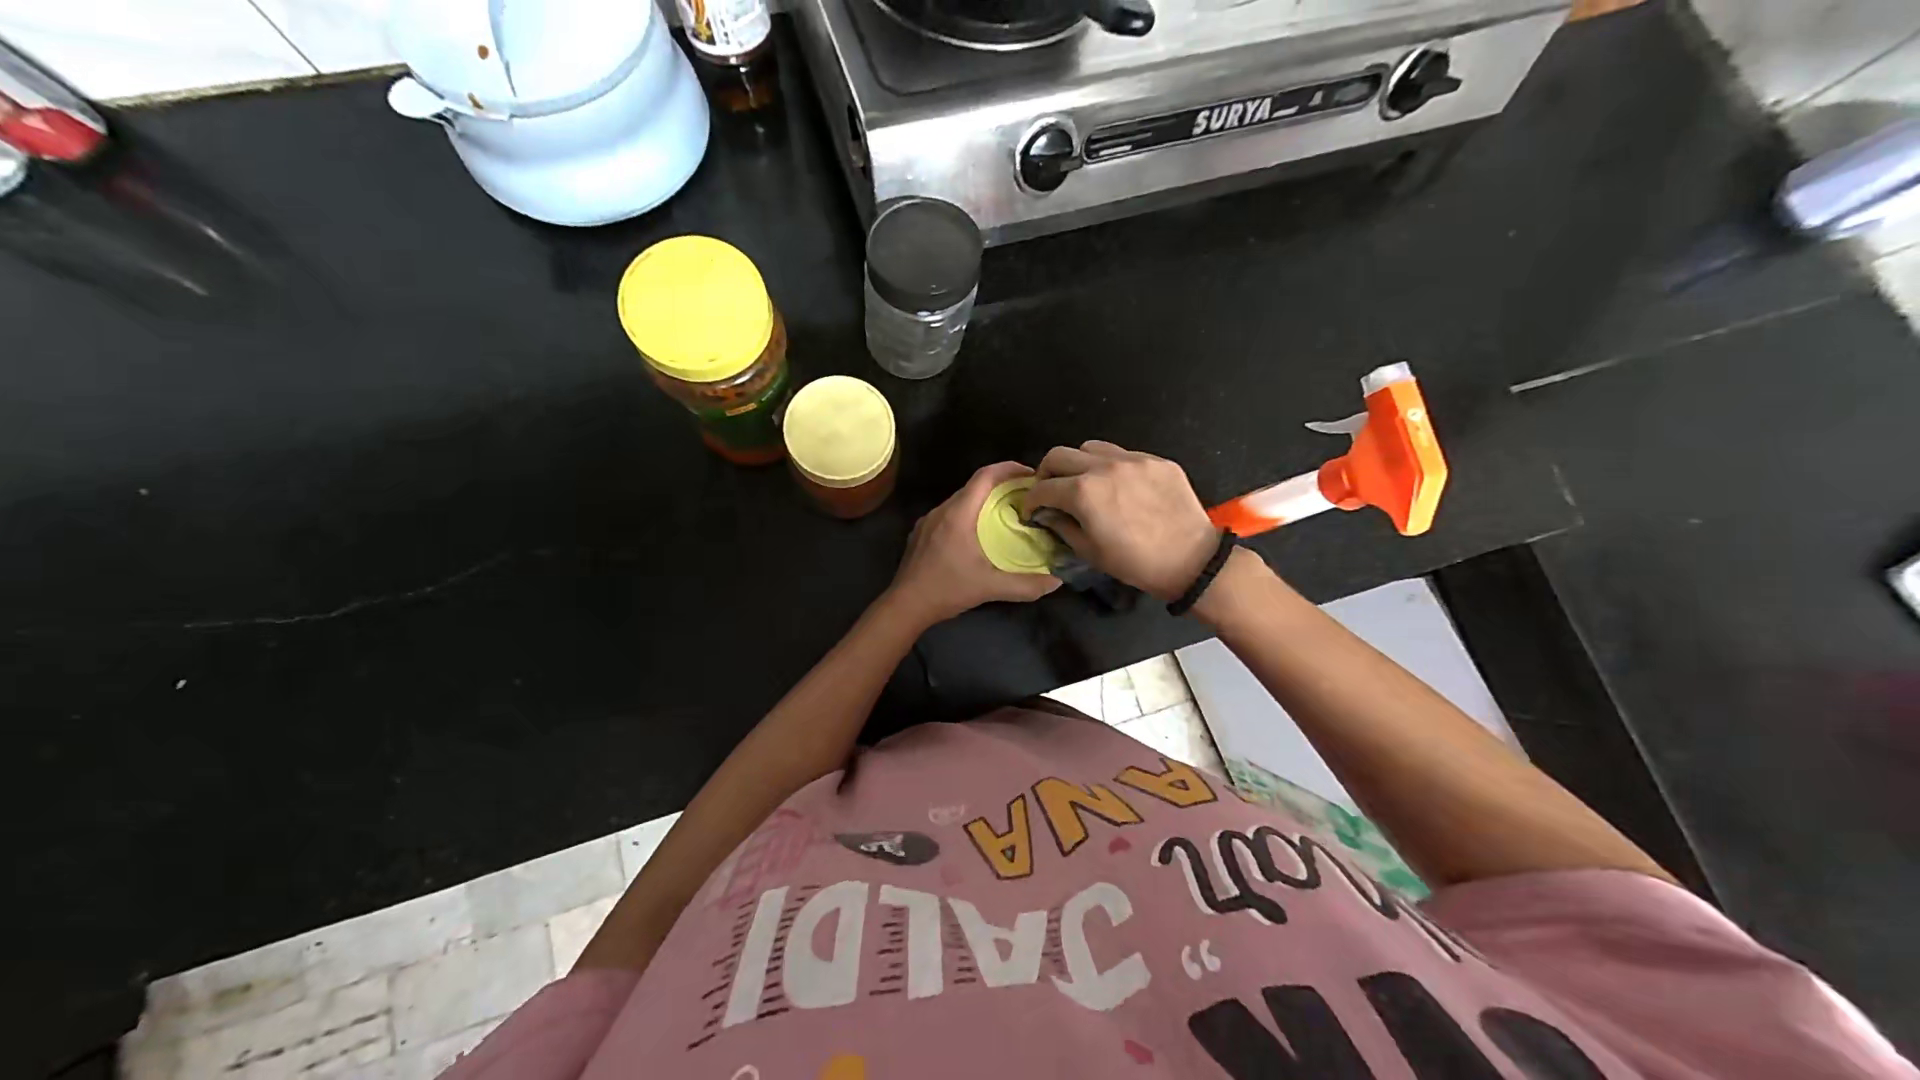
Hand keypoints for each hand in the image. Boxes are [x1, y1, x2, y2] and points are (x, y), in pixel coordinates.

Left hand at [886, 462, 1060, 625]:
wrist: (905, 606)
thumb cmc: (946, 590)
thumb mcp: (990, 588)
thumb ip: (1025, 585)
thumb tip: (1056, 581)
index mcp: (958, 514)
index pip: (985, 476)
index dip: (1009, 468)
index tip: (1031, 474)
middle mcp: (941, 511)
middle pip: (974, 486)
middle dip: (1001, 486)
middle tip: (1025, 498)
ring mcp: (928, 522)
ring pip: (960, 501)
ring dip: (983, 501)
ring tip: (1006, 514)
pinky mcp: (921, 534)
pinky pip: (949, 515)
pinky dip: (968, 515)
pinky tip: (978, 535)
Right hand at [1024, 440, 1219, 602]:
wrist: (1190, 560)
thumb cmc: (1135, 563)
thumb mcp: (1089, 551)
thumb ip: (1062, 525)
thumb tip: (1048, 514)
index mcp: (1083, 492)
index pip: (1043, 488)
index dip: (1030, 501)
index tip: (1031, 511)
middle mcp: (1104, 467)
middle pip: (1059, 455)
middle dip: (1046, 473)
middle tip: (1049, 490)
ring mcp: (1132, 460)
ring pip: (1090, 447)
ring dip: (1077, 463)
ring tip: (1083, 482)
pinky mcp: (1156, 460)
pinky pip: (1122, 454)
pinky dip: (1109, 466)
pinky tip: (1117, 486)